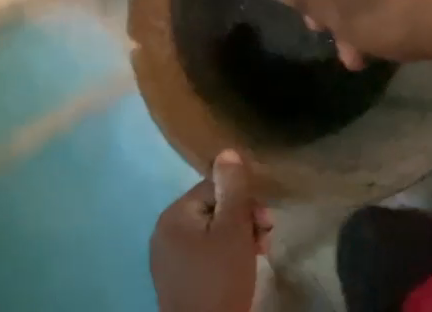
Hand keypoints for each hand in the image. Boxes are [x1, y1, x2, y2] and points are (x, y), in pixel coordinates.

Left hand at [150, 150, 271, 311]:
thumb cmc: (219, 279)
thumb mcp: (233, 229)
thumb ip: (233, 189)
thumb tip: (228, 151)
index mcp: (173, 215)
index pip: (215, 187)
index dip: (244, 199)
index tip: (266, 220)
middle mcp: (164, 231)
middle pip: (213, 208)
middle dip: (243, 219)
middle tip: (266, 239)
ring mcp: (168, 257)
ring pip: (211, 231)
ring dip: (238, 237)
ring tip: (258, 254)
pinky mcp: (176, 278)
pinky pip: (203, 252)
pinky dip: (224, 254)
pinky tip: (240, 267)